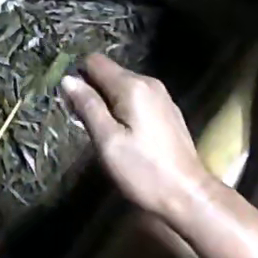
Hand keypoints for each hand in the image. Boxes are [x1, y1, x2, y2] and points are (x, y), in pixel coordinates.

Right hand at [61, 54, 214, 225]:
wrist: (189, 195)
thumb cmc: (144, 171)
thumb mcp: (108, 142)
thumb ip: (88, 107)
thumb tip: (68, 79)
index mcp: (132, 86)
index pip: (95, 61)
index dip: (79, 76)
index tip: (71, 102)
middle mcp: (149, 82)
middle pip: (110, 73)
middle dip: (93, 91)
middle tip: (84, 123)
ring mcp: (162, 95)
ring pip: (124, 86)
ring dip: (109, 102)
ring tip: (104, 133)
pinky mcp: (168, 110)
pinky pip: (138, 98)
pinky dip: (125, 108)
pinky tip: (126, 134)